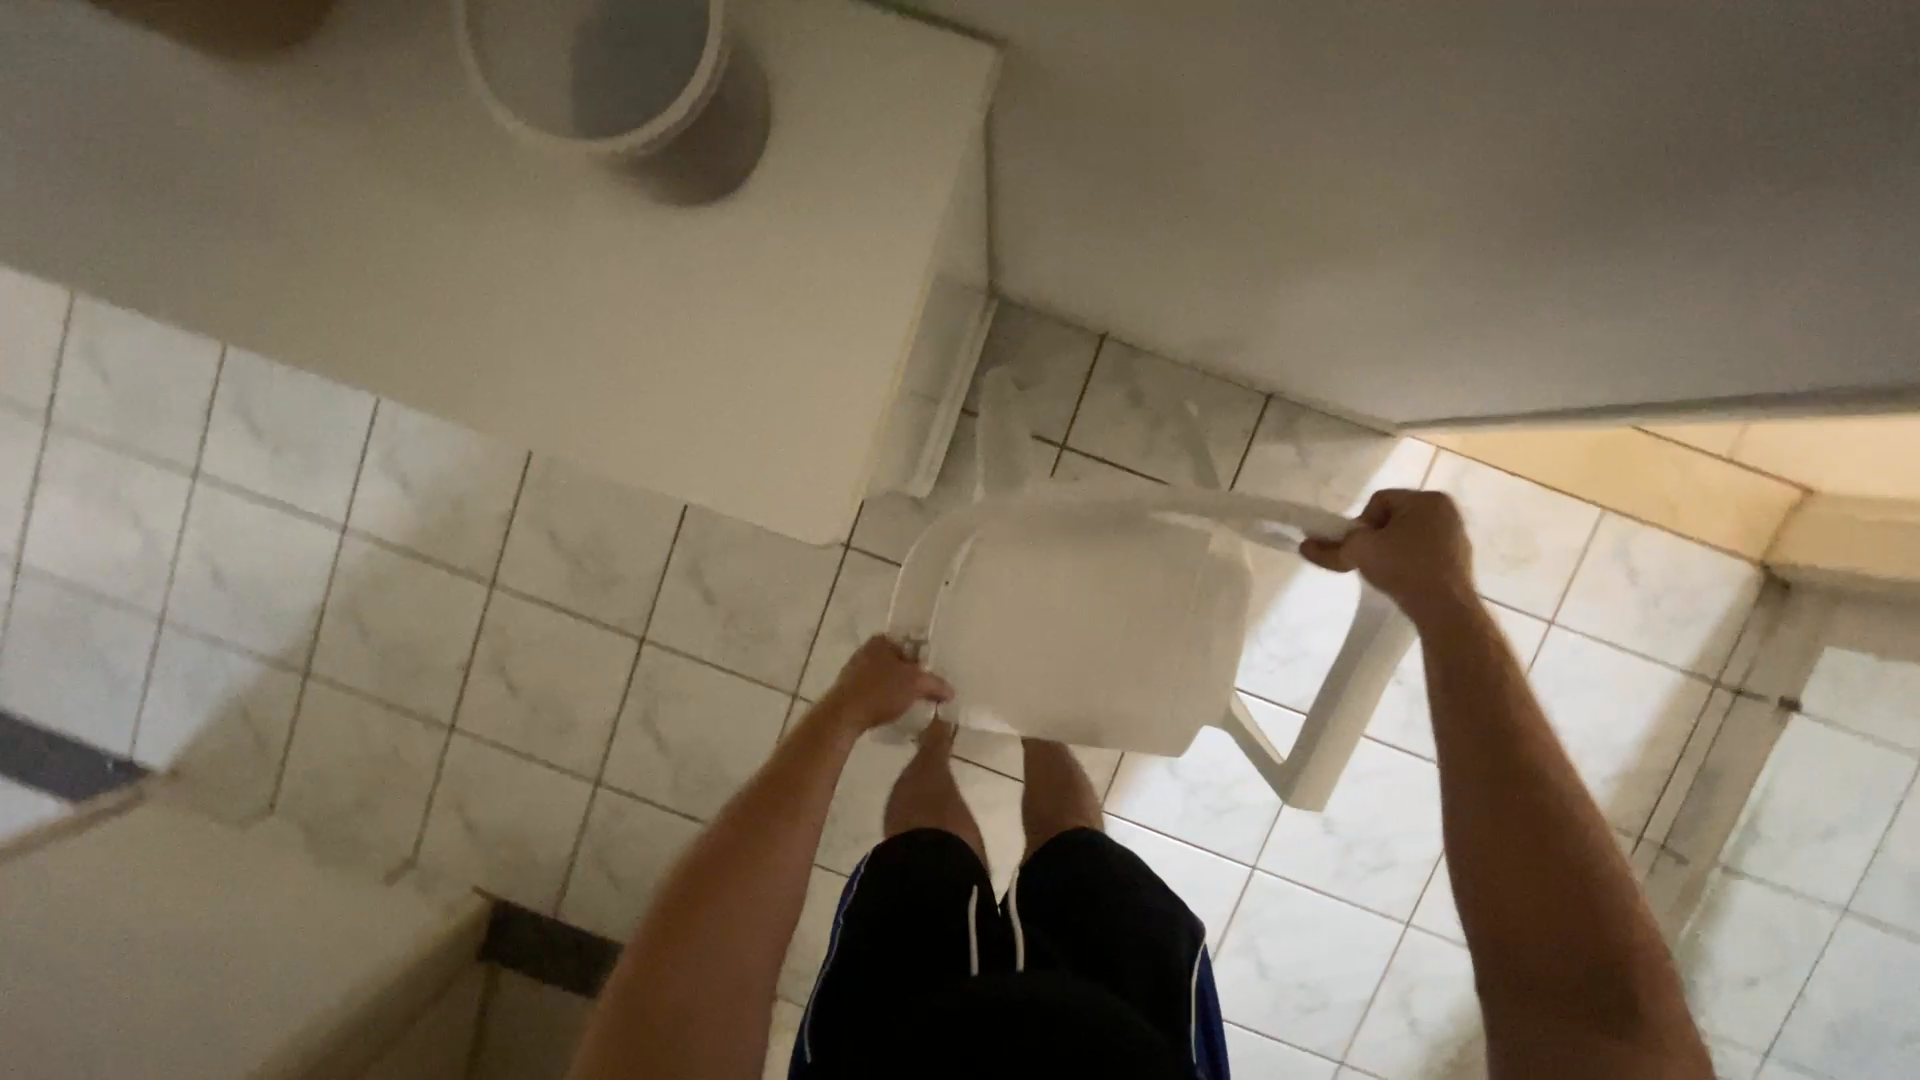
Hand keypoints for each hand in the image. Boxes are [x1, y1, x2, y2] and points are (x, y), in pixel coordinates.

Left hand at [818, 635, 953, 731]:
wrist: (843, 715)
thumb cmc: (881, 691)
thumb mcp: (916, 685)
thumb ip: (936, 684)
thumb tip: (950, 691)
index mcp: (882, 641)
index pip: (911, 645)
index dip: (924, 662)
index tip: (933, 678)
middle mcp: (866, 650)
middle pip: (898, 662)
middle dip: (911, 677)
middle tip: (925, 693)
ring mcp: (854, 669)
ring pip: (885, 677)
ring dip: (897, 689)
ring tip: (910, 705)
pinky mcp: (847, 689)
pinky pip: (873, 691)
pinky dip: (883, 698)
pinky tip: (890, 711)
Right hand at [1300, 489, 1477, 621]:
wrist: (1445, 607)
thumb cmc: (1403, 567)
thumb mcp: (1359, 552)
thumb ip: (1330, 547)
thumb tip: (1305, 546)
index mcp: (1426, 499)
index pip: (1378, 501)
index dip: (1361, 524)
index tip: (1359, 547)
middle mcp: (1446, 510)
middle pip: (1393, 517)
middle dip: (1375, 536)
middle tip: (1369, 559)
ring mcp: (1456, 534)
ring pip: (1408, 534)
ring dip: (1390, 549)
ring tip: (1384, 571)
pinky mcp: (1460, 557)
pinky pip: (1424, 550)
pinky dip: (1409, 560)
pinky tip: (1404, 578)